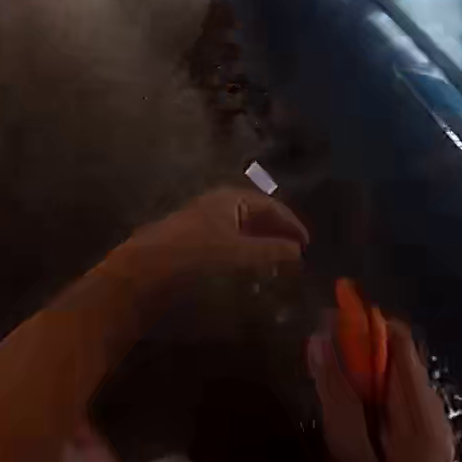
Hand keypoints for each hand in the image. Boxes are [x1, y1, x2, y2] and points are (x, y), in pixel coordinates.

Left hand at [103, 188, 308, 296]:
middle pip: (258, 212)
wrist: (152, 261)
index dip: (291, 223)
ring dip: (264, 239)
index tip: (309, 244)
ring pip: (245, 224)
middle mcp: (221, 201)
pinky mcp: (199, 234)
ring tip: (281, 260)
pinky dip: (249, 246)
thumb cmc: (197, 249)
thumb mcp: (239, 251)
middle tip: (298, 252)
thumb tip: (299, 252)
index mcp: (232, 198)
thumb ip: (271, 251)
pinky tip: (253, 263)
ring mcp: (208, 216)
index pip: (270, 205)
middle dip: (279, 230)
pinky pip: (233, 235)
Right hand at [308, 313, 453, 461]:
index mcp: (422, 415)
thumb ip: (337, 398)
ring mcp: (428, 430)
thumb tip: (319, 335)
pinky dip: (366, 390)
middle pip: (394, 355)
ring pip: (391, 376)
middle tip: (318, 350)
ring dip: (357, 368)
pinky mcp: (419, 444)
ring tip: (326, 374)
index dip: (362, 320)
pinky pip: (392, 398)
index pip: (398, 339)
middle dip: (355, 345)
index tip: (326, 315)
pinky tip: (347, 404)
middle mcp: (431, 414)